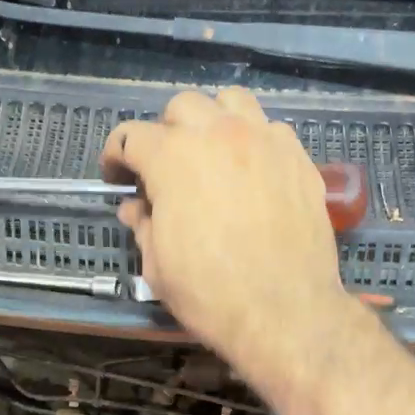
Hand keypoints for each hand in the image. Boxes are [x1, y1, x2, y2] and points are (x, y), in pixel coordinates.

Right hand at [102, 88, 355, 380]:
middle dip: (166, 132)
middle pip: (182, 107)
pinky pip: (270, 129)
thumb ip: (143, 226)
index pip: (131, 136)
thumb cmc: (211, 294)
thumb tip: (135, 209)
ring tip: (211, 153)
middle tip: (166, 168)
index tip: (117, 177)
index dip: (117, 156)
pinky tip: (251, 171)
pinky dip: (253, 140)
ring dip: (213, 121)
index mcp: (172, 158)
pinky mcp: (298, 158)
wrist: (286, 312)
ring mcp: (264, 141)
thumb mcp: (158, 266)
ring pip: (231, 103)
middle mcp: (218, 134)